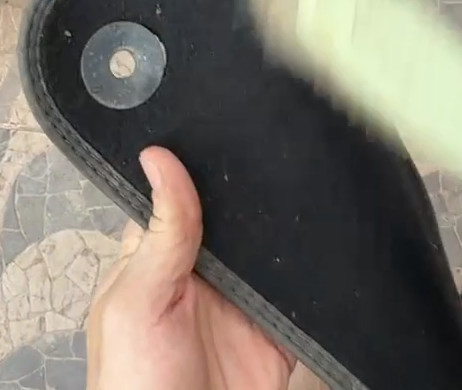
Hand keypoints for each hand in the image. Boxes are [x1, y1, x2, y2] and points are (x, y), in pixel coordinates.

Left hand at [87, 146, 293, 389]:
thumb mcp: (135, 306)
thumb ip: (158, 236)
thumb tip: (158, 157)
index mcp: (155, 258)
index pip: (179, 195)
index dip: (200, 164)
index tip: (229, 124)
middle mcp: (200, 275)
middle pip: (231, 217)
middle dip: (251, 193)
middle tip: (282, 149)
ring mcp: (238, 305)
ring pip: (268, 250)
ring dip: (285, 229)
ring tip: (309, 184)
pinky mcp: (274, 337)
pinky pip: (298, 296)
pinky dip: (313, 276)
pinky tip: (326, 245)